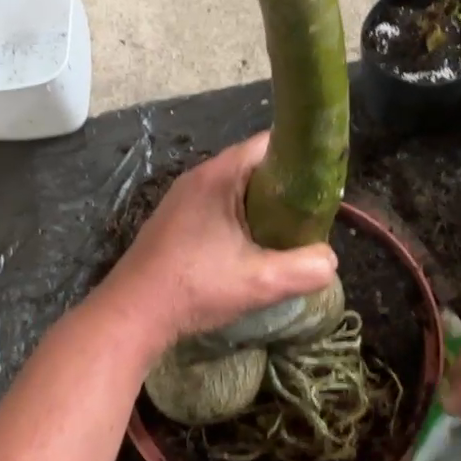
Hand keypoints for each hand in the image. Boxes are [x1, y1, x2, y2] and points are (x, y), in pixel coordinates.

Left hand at [94, 132, 338, 352]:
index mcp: (218, 176)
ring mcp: (183, 200)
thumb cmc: (194, 288)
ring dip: (263, 208)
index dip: (301, 158)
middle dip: (286, 189)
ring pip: (236, 190)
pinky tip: (251, 252)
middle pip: (254, 167)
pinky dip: (241, 221)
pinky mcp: (175, 222)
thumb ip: (304, 268)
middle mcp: (198, 178)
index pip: (269, 145)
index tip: (324, 185)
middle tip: (311, 218)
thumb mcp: (260, 282)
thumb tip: (330, 260)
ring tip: (287, 237)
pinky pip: (218, 207)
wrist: (131, 315)